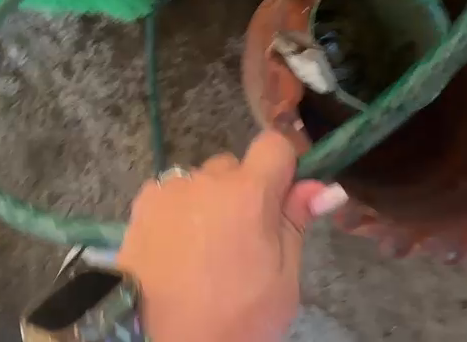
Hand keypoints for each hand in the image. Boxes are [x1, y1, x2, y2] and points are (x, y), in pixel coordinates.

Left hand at [116, 131, 346, 341]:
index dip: (284, 166)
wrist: (156, 334)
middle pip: (236, 168)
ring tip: (205, 253)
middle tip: (243, 242)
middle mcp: (208, 176)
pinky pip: (174, 193)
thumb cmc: (231, 317)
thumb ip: (296, 225)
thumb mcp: (281, 283)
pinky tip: (177, 250)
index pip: (274, 144)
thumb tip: (321, 185)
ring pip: (203, 181)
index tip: (284, 199)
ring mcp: (172, 185)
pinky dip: (181, 212)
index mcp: (249, 193)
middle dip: (245, 194)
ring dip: (210, 202)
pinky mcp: (145, 199)